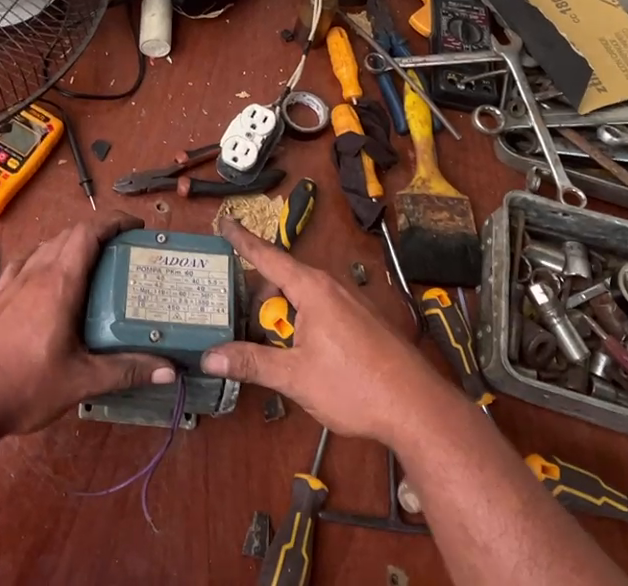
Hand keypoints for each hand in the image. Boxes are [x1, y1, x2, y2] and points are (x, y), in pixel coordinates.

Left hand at [0, 214, 174, 437]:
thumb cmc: (26, 385)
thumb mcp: (82, 381)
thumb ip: (125, 371)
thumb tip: (169, 368)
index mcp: (60, 283)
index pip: (88, 232)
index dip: (113, 222)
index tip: (136, 227)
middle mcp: (36, 273)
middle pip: (69, 235)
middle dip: (98, 233)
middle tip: (122, 252)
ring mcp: (12, 284)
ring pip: (45, 247)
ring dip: (71, 244)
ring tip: (92, 265)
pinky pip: (24, 263)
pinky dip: (44, 259)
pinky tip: (47, 278)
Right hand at [201, 217, 454, 443]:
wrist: (417, 406)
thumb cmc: (354, 386)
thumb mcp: (295, 376)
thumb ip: (252, 362)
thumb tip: (209, 357)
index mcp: (312, 289)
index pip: (268, 256)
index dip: (243, 241)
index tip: (224, 221)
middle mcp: (332, 287)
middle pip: (283, 280)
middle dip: (259, 300)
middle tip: (241, 326)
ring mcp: (351, 302)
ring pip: (303, 298)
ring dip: (282, 316)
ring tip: (269, 346)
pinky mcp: (363, 321)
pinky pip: (322, 310)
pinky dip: (302, 323)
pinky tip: (301, 354)